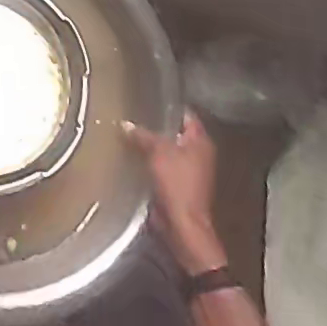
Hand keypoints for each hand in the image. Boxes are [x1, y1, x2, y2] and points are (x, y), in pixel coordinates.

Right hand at [123, 108, 226, 274]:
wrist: (183, 224)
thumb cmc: (177, 183)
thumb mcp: (158, 153)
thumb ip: (143, 136)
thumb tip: (125, 124)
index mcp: (201, 141)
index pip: (185, 115)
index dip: (167, 107)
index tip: (147, 101)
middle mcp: (198, 153)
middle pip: (175, 133)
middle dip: (155, 127)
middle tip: (132, 117)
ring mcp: (189, 170)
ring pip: (167, 151)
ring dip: (150, 146)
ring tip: (127, 135)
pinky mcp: (178, 185)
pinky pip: (162, 167)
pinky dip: (150, 163)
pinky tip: (131, 158)